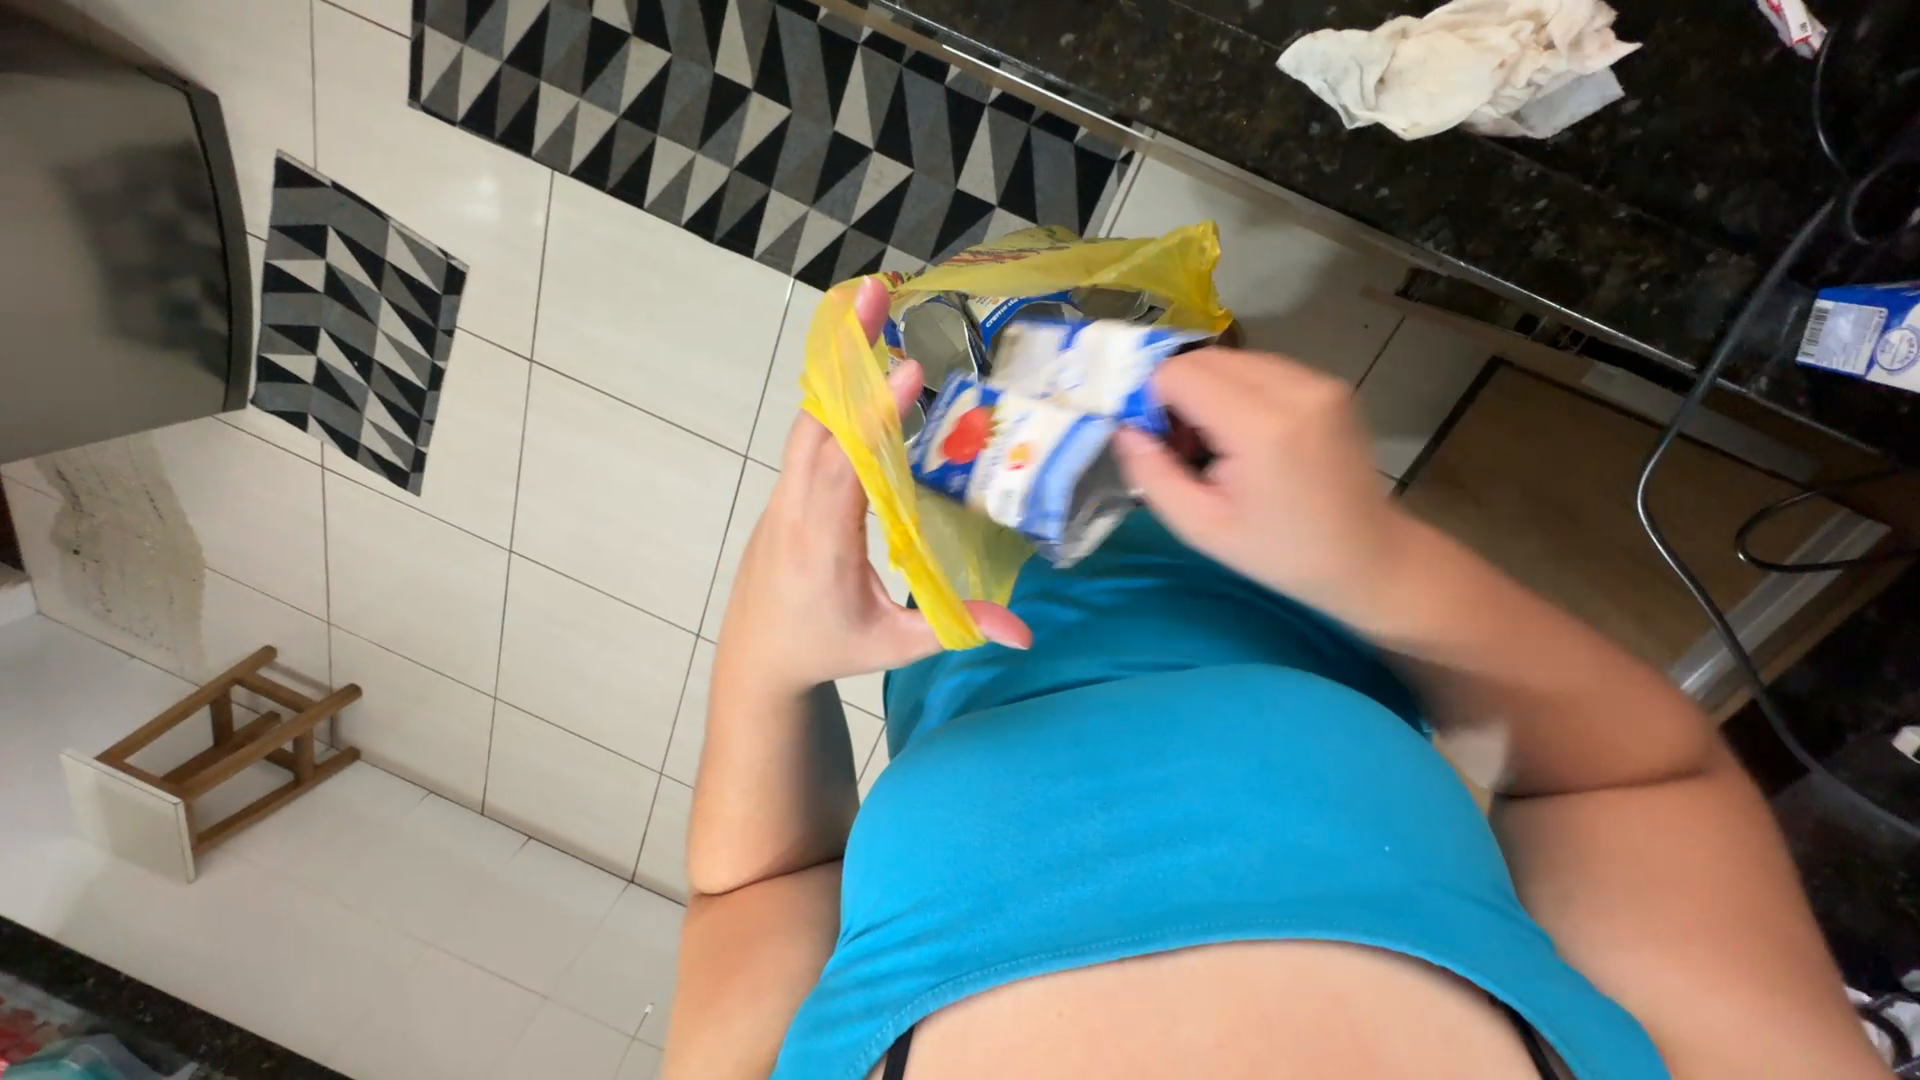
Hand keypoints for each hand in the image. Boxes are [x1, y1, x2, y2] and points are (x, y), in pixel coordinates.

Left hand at [715, 278, 1030, 697]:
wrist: (756, 656)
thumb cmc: (825, 648)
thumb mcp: (892, 645)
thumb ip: (954, 628)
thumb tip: (1024, 633)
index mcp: (823, 540)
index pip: (847, 468)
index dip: (875, 418)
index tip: (908, 369)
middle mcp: (797, 504)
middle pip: (818, 417)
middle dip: (846, 352)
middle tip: (878, 291)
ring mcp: (786, 492)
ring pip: (809, 417)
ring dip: (836, 361)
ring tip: (868, 306)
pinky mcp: (788, 489)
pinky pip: (808, 432)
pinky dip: (831, 390)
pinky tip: (857, 364)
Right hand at [1111, 347, 1413, 621]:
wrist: (1367, 556)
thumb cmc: (1279, 553)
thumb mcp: (1199, 526)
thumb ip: (1150, 472)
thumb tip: (1122, 428)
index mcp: (1262, 427)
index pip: (1178, 373)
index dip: (1151, 399)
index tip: (1153, 440)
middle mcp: (1295, 388)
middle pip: (1203, 358)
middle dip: (1175, 393)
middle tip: (1179, 445)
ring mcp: (1318, 380)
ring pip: (1230, 358)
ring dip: (1205, 391)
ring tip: (1213, 444)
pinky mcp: (1328, 382)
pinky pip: (1259, 368)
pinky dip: (1236, 391)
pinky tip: (1242, 435)